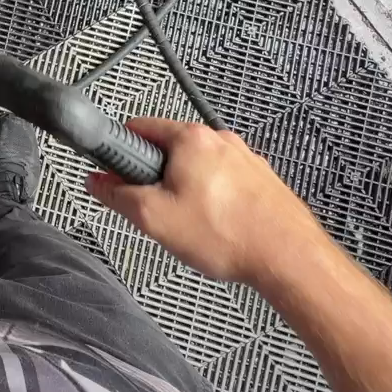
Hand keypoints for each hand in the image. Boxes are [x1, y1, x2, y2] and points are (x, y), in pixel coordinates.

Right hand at [86, 118, 330, 286]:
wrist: (294, 264)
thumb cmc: (232, 237)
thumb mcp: (152, 217)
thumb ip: (115, 194)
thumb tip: (97, 182)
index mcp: (191, 138)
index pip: (137, 128)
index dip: (121, 154)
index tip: (120, 176)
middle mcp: (220, 141)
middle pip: (167, 149)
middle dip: (155, 176)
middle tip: (157, 207)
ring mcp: (245, 160)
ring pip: (196, 168)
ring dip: (185, 189)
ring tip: (190, 223)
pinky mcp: (262, 182)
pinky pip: (222, 183)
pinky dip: (213, 200)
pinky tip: (216, 228)